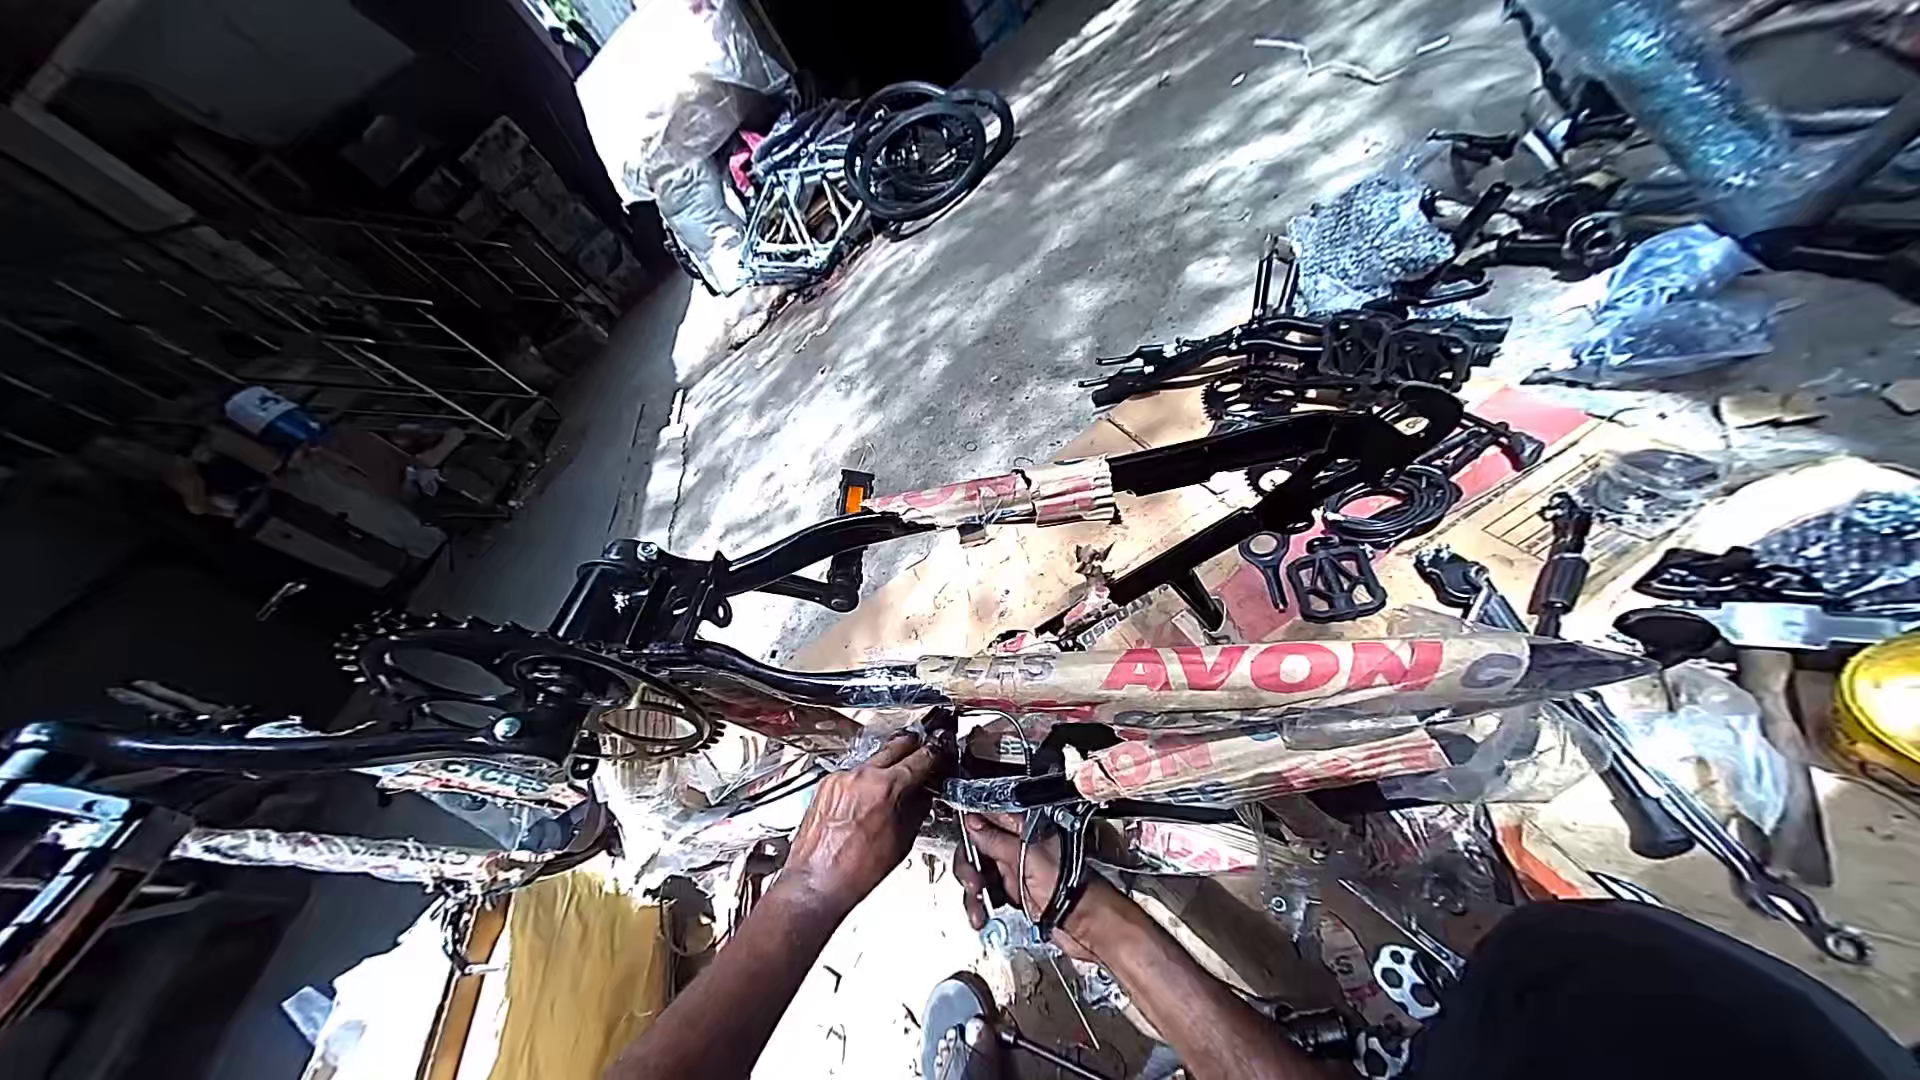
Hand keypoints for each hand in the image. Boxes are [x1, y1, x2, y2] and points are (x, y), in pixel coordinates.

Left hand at [778, 729, 950, 917]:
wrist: (816, 882)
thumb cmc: (855, 871)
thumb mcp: (902, 841)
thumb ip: (917, 808)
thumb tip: (923, 794)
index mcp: (886, 788)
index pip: (920, 758)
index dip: (934, 755)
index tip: (937, 754)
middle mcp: (862, 776)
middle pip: (896, 746)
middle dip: (912, 748)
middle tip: (920, 753)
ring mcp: (841, 777)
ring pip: (872, 759)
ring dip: (886, 766)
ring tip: (892, 783)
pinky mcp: (826, 784)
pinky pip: (852, 773)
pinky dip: (863, 780)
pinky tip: (866, 797)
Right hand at [955, 811, 1126, 962]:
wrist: (1083, 923)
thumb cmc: (1068, 885)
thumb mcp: (1026, 857)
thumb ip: (997, 839)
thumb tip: (973, 822)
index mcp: (1023, 827)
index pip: (988, 813)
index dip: (970, 821)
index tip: (960, 832)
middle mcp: (1018, 844)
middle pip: (978, 844)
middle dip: (969, 863)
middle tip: (972, 880)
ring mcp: (1015, 868)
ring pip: (979, 870)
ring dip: (972, 890)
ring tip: (977, 905)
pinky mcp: (1014, 891)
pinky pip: (987, 893)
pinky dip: (979, 904)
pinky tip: (980, 914)